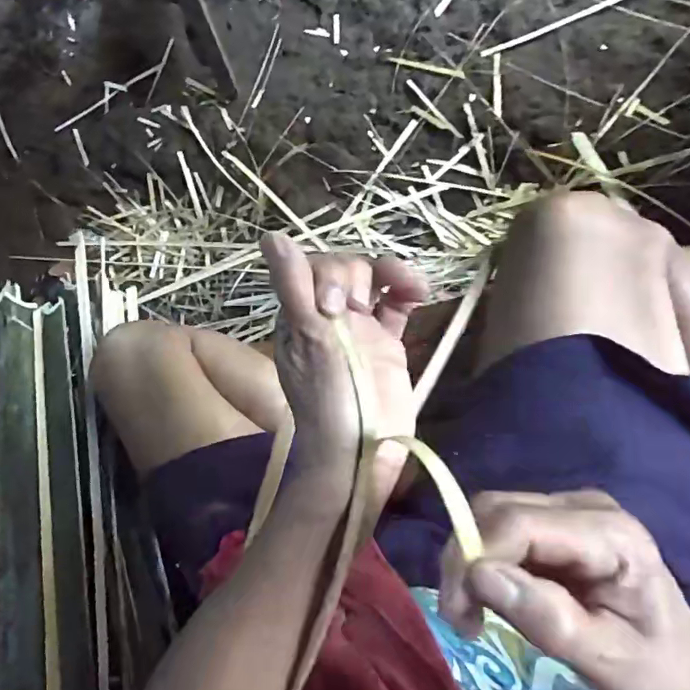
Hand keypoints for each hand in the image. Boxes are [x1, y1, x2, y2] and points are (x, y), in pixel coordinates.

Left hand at [261, 233, 428, 486]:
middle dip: (357, 279)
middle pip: (346, 268)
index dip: (329, 277)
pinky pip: (397, 302)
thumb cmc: (329, 400)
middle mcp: (326, 316)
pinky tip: (418, 294)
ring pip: (373, 279)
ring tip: (408, 289)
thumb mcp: (308, 340)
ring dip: (390, 274)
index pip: (313, 267)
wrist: (364, 452)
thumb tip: (270, 237)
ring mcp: (359, 328)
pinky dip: (407, 290)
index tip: (337, 309)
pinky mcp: (387, 341)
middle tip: (357, 315)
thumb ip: (294, 287)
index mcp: (299, 314)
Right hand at [439, 490, 689, 689]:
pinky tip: (493, 598)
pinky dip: (487, 561)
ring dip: (472, 560)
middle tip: (461, 619)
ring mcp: (574, 511)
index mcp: (611, 533)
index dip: (476, 557)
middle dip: (467, 558)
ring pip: (495, 514)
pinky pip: (507, 528)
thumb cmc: (659, 677)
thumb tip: (480, 575)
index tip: (458, 614)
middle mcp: (588, 506)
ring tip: (473, 615)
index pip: (520, 522)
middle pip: (499, 509)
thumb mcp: (607, 661)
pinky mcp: (561, 525)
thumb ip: (546, 617)